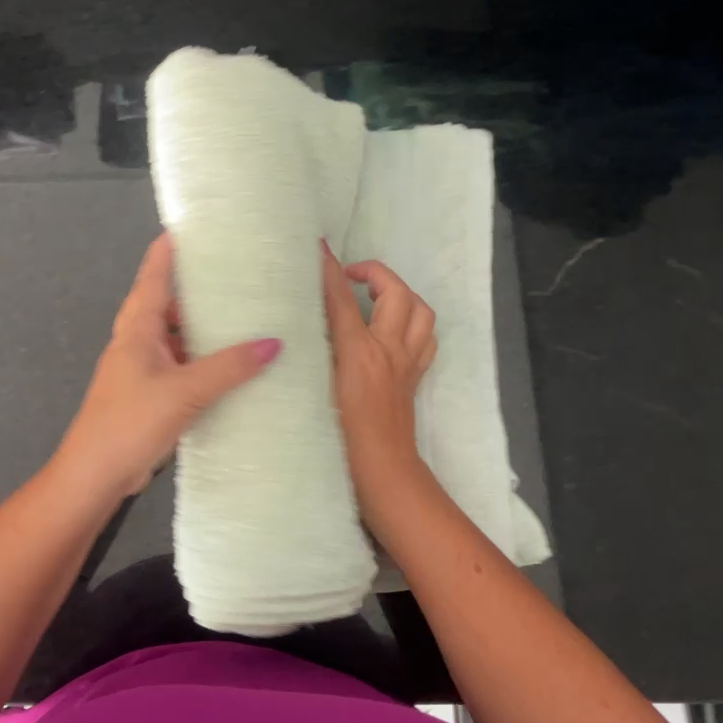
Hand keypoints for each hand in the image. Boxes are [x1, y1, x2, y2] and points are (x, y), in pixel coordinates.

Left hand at [54, 234, 281, 499]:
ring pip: (176, 336)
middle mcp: (137, 341)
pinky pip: (181, 366)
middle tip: (235, 271)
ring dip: (202, 326)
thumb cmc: (128, 423)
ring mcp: (142, 369)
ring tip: (242, 313)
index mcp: (137, 327)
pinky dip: (202, 360)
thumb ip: (228, 368)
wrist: (93, 476)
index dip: (169, 248)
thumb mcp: (183, 392)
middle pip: (167, 303)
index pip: (154, 274)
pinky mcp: (150, 395)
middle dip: (196, 286)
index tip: (193, 225)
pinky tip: (230, 366)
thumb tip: (274, 343)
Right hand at [320, 244, 437, 512]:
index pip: (342, 297)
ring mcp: (407, 364)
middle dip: (375, 272)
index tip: (316, 247)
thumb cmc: (340, 439)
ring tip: (374, 296)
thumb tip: (297, 325)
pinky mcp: (414, 378)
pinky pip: (424, 338)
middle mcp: (389, 350)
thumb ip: (309, 354)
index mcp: (359, 352)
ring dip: (400, 294)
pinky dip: (412, 323)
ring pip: (420, 312)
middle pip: (396, 293)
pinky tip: (392, 329)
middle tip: (348, 275)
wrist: (384, 475)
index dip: (328, 269)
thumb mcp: (314, 390)